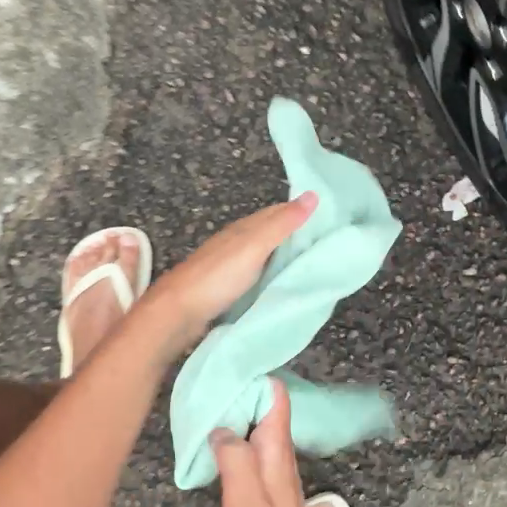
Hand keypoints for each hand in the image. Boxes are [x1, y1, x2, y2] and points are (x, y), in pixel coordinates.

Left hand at [146, 193, 316, 344]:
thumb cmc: (217, 276)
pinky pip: (255, 274)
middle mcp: (236, 242)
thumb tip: (312, 195)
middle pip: (269, 233)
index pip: (276, 212)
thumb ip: (281, 224)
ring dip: (282, 255)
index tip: (328, 216)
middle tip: (325, 241)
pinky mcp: (226, 287)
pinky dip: (271, 273)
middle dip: (294, 234)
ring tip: (309, 262)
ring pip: (262, 254)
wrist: (178, 311)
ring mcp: (229, 266)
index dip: (299, 211)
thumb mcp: (254, 246)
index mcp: (243, 229)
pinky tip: (280, 281)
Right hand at [210, 379, 319, 506]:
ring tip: (202, 402)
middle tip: (203, 377)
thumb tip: (222, 424)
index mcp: (277, 459)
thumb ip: (236, 462)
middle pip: (264, 413)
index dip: (256, 376)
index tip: (225, 359)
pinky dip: (230, 441)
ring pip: (255, 433)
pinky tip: (210, 444)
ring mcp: (271, 481)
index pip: (276, 400)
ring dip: (233, 416)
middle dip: (239, 391)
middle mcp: (279, 463)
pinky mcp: (261, 498)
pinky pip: (247, 455)